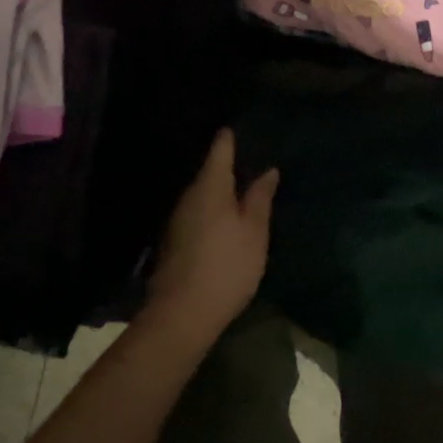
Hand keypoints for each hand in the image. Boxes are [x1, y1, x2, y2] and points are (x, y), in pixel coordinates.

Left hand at [144, 130, 279, 340]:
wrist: (181, 315)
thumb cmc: (226, 266)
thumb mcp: (254, 232)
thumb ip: (260, 198)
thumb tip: (268, 170)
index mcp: (211, 187)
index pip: (220, 149)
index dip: (231, 137)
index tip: (243, 126)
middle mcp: (190, 196)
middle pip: (210, 171)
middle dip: (229, 165)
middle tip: (253, 159)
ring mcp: (178, 220)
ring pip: (203, 194)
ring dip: (221, 190)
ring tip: (244, 189)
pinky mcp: (174, 242)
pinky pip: (197, 213)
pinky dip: (212, 210)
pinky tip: (226, 219)